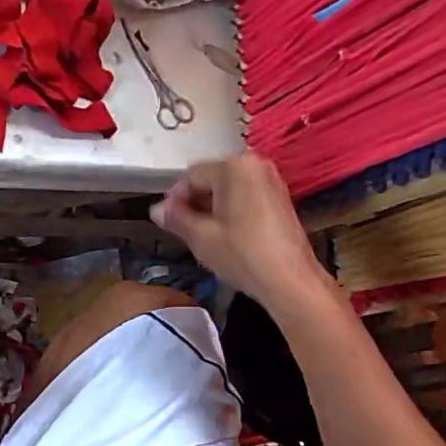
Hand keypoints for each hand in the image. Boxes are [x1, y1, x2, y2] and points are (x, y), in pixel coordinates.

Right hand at [150, 153, 331, 311]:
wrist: (289, 280)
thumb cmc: (242, 255)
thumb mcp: (200, 237)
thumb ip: (175, 218)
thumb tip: (157, 209)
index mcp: (233, 167)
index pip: (191, 176)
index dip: (174, 198)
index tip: (167, 220)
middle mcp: (255, 165)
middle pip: (211, 178)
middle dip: (194, 201)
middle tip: (183, 229)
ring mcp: (270, 180)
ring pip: (228, 188)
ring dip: (211, 206)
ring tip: (203, 234)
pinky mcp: (280, 197)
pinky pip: (245, 195)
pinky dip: (230, 209)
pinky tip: (225, 234)